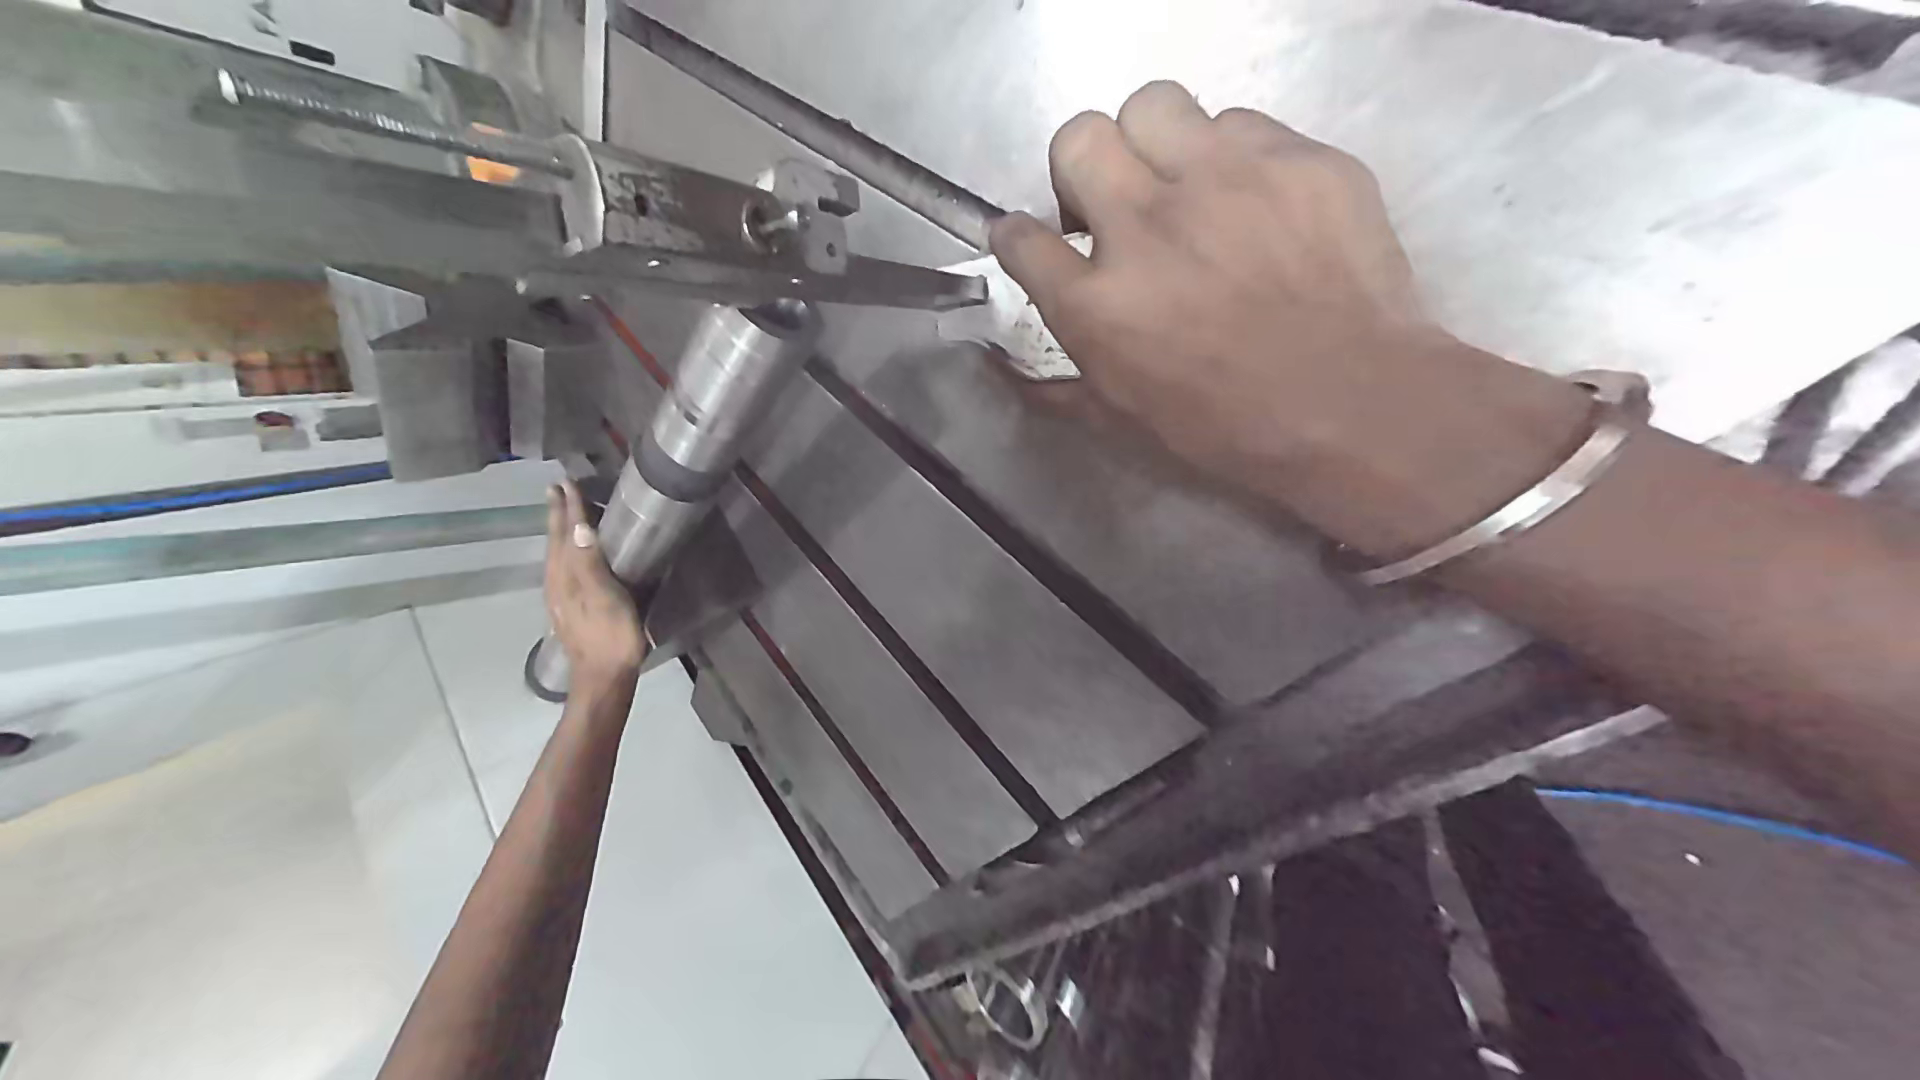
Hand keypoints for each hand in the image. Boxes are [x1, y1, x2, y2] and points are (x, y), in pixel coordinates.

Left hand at [545, 481, 644, 686]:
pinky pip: (562, 567)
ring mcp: (560, 597)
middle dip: (556, 515)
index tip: (567, 482)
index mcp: (565, 576)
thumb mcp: (605, 597)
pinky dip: (565, 551)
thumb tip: (579, 527)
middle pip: (554, 541)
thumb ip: (591, 563)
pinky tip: (571, 555)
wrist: (603, 677)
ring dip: (558, 531)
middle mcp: (556, 582)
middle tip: (557, 490)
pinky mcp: (569, 608)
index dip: (568, 508)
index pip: (565, 533)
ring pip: (555, 554)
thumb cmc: (611, 636)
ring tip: (562, 514)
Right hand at [992, 81, 1590, 556]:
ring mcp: (1224, 183)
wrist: (1350, 406)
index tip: (1028, 241)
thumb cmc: (1224, 428)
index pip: (1020, 239)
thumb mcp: (1121, 420)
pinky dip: (1229, 157)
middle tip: (1110, 208)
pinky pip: (1240, 123)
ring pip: (1154, 104)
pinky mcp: (1297, 160)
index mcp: (1097, 305)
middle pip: (1077, 140)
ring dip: (1150, 145)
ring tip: (1179, 188)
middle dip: (1079, 171)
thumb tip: (1000, 365)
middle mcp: (1146, 228)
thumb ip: (1055, 384)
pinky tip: (1250, 202)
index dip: (1015, 237)